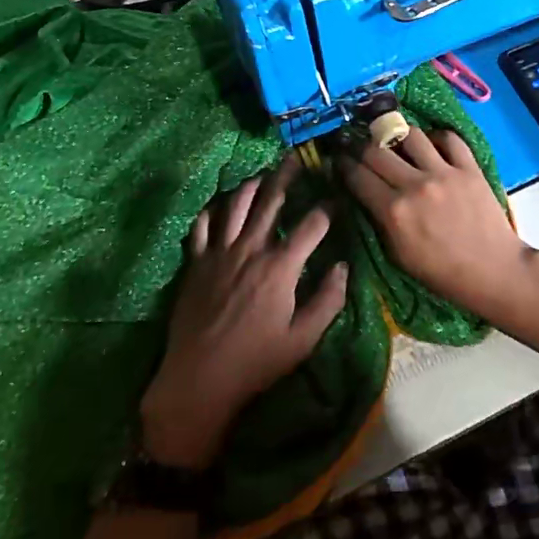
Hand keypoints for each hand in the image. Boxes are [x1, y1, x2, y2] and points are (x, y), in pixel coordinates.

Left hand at [139, 161, 349, 469]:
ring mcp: (219, 253)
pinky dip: (213, 210)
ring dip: (252, 185)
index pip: (311, 225)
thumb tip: (343, 266)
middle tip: (299, 158)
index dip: (328, 207)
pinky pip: (202, 225)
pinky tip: (221, 205)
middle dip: (289, 176)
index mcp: (280, 267)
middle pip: (271, 201)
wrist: (199, 380)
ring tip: (264, 175)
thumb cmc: (257, 362)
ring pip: (236, 204)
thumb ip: (328, 300)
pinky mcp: (196, 262)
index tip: (337, 198)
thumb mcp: (303, 338)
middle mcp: (250, 249)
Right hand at [340, 131, 529, 315]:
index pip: (358, 176)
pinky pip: (448, 138)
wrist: (492, 270)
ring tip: (393, 138)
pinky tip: (430, 144)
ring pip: (410, 134)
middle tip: (356, 143)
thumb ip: (379, 221)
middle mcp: (415, 185)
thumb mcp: (399, 255)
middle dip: (359, 145)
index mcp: (394, 211)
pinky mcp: (469, 167)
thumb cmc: (442, 272)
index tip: (338, 158)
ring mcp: (444, 172)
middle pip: (376, 150)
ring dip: (396, 135)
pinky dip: (436, 137)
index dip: (342, 164)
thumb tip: (365, 194)